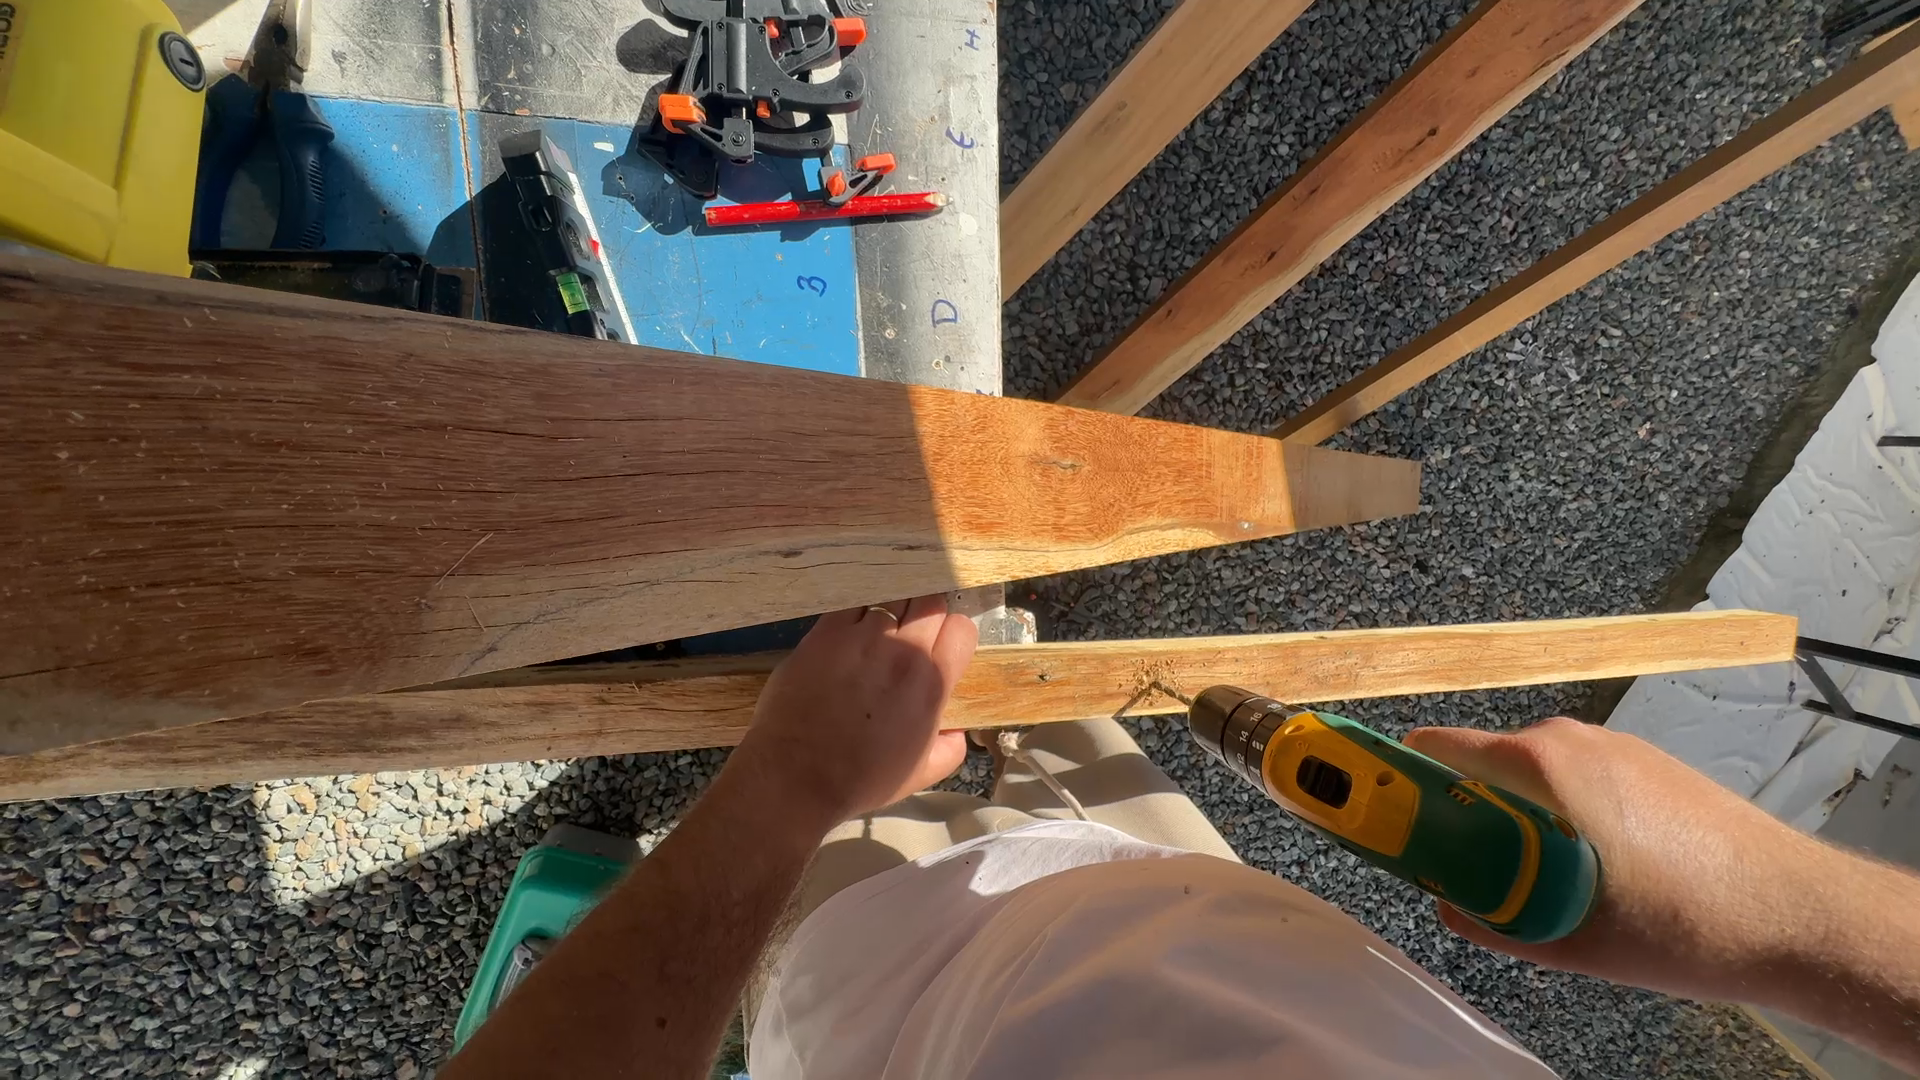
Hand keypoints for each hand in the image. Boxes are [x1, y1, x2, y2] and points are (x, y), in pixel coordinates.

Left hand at [728, 595, 977, 828]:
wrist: (794, 776)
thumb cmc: (860, 780)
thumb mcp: (921, 774)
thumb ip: (950, 748)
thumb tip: (956, 729)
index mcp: (932, 681)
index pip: (962, 627)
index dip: (952, 637)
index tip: (940, 649)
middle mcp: (904, 650)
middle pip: (930, 602)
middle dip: (925, 616)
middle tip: (910, 636)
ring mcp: (863, 636)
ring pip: (892, 597)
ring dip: (892, 611)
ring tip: (878, 632)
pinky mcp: (826, 632)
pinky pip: (852, 603)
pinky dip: (857, 612)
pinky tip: (849, 631)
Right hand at [1401, 717, 1832, 1003]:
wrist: (1817, 921)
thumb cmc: (1686, 924)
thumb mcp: (1575, 942)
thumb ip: (1496, 924)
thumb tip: (1446, 907)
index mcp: (1535, 762)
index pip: (1436, 744)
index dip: (1407, 774)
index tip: (1403, 811)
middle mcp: (1564, 737)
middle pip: (1482, 760)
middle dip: (1469, 803)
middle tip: (1484, 859)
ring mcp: (1610, 743)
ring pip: (1530, 767)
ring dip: (1519, 805)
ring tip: (1550, 864)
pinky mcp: (1646, 758)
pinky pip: (1574, 770)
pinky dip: (1564, 802)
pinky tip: (1603, 854)